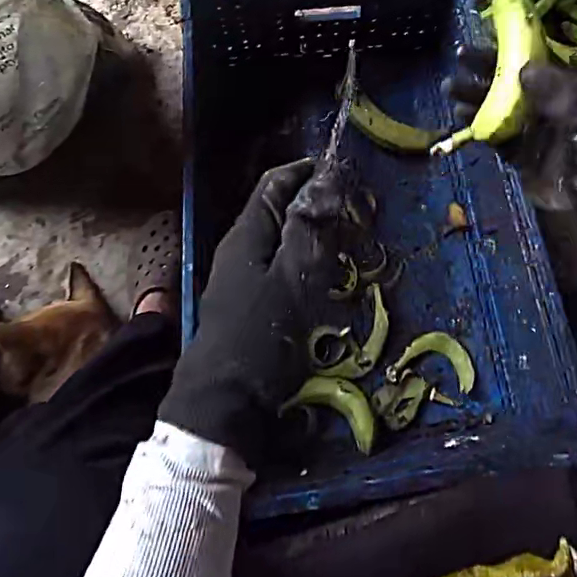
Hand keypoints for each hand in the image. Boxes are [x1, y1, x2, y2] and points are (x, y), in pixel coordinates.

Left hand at [159, 157, 342, 457]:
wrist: (222, 405)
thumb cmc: (258, 337)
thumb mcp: (291, 280)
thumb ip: (307, 230)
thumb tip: (323, 182)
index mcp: (246, 235)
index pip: (275, 183)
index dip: (306, 171)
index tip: (343, 171)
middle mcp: (240, 248)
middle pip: (278, 209)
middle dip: (313, 201)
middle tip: (354, 206)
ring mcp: (242, 276)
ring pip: (280, 236)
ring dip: (311, 229)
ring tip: (348, 233)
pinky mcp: (249, 299)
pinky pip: (280, 261)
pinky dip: (305, 255)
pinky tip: (326, 269)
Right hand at [448, 50, 576, 281]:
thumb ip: (558, 96)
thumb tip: (525, 68)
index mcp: (565, 94)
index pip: (531, 67)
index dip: (506, 54)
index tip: (484, 45)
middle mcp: (545, 108)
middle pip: (508, 85)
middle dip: (482, 72)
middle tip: (458, 60)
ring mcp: (531, 133)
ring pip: (496, 109)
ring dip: (474, 97)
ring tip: (451, 89)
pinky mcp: (520, 158)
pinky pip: (495, 138)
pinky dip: (477, 127)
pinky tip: (460, 117)